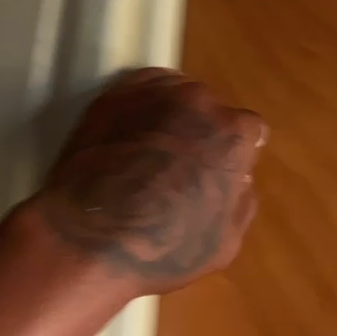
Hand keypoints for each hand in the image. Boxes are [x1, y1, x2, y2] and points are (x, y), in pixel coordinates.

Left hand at [32, 68, 265, 296]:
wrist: (87, 236)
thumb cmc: (162, 247)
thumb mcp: (225, 242)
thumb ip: (242, 200)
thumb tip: (238, 178)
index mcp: (233, 133)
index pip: (249, 131)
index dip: (236, 153)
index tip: (219, 170)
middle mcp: (200, 100)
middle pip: (211, 111)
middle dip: (203, 133)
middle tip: (181, 164)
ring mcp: (158, 90)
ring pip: (178, 96)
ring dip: (173, 116)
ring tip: (150, 150)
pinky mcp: (119, 89)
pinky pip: (144, 88)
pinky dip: (143, 106)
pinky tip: (132, 134)